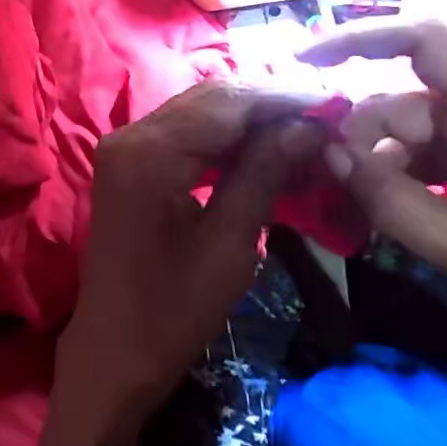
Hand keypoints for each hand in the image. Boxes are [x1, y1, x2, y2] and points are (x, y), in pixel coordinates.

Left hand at [60, 81, 331, 420]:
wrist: (114, 346)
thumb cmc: (174, 309)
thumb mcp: (230, 244)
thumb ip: (263, 173)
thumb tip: (306, 126)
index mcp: (150, 152)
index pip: (225, 104)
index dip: (281, 99)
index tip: (333, 101)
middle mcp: (130, 133)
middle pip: (208, 100)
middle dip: (266, 104)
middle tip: (323, 116)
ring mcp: (123, 144)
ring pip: (195, 112)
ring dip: (246, 117)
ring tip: (301, 129)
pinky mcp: (126, 158)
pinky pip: (180, 131)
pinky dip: (220, 135)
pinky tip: (259, 146)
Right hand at [298, 21, 446, 393]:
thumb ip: (394, 202)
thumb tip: (323, 152)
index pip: (425, 43)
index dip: (358, 39)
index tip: (302, 57)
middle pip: (405, 99)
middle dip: (360, 134)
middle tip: (323, 177)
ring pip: (410, 131)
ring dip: (376, 162)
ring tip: (350, 204)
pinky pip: (428, 157)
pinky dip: (398, 178)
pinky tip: (379, 209)